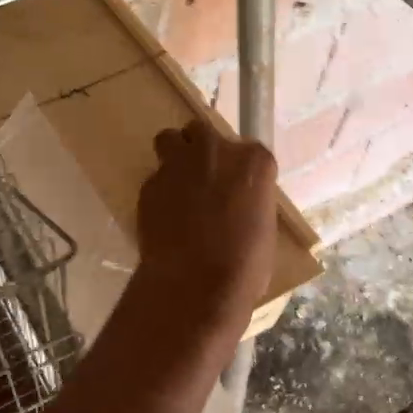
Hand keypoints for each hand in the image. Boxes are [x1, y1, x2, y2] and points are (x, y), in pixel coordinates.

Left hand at [135, 119, 277, 331]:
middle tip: (201, 177)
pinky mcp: (150, 183)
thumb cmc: (244, 264)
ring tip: (176, 184)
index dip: (237, 167)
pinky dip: (158, 191)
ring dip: (172, 154)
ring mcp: (178, 163)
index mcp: (253, 162)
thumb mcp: (262, 228)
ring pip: (169, 139)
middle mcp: (214, 151)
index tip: (234, 184)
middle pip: (202, 131)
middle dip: (200, 148)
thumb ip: (248, 201)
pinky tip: (162, 215)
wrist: (196, 281)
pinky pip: (154, 178)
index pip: (247, 149)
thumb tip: (237, 205)